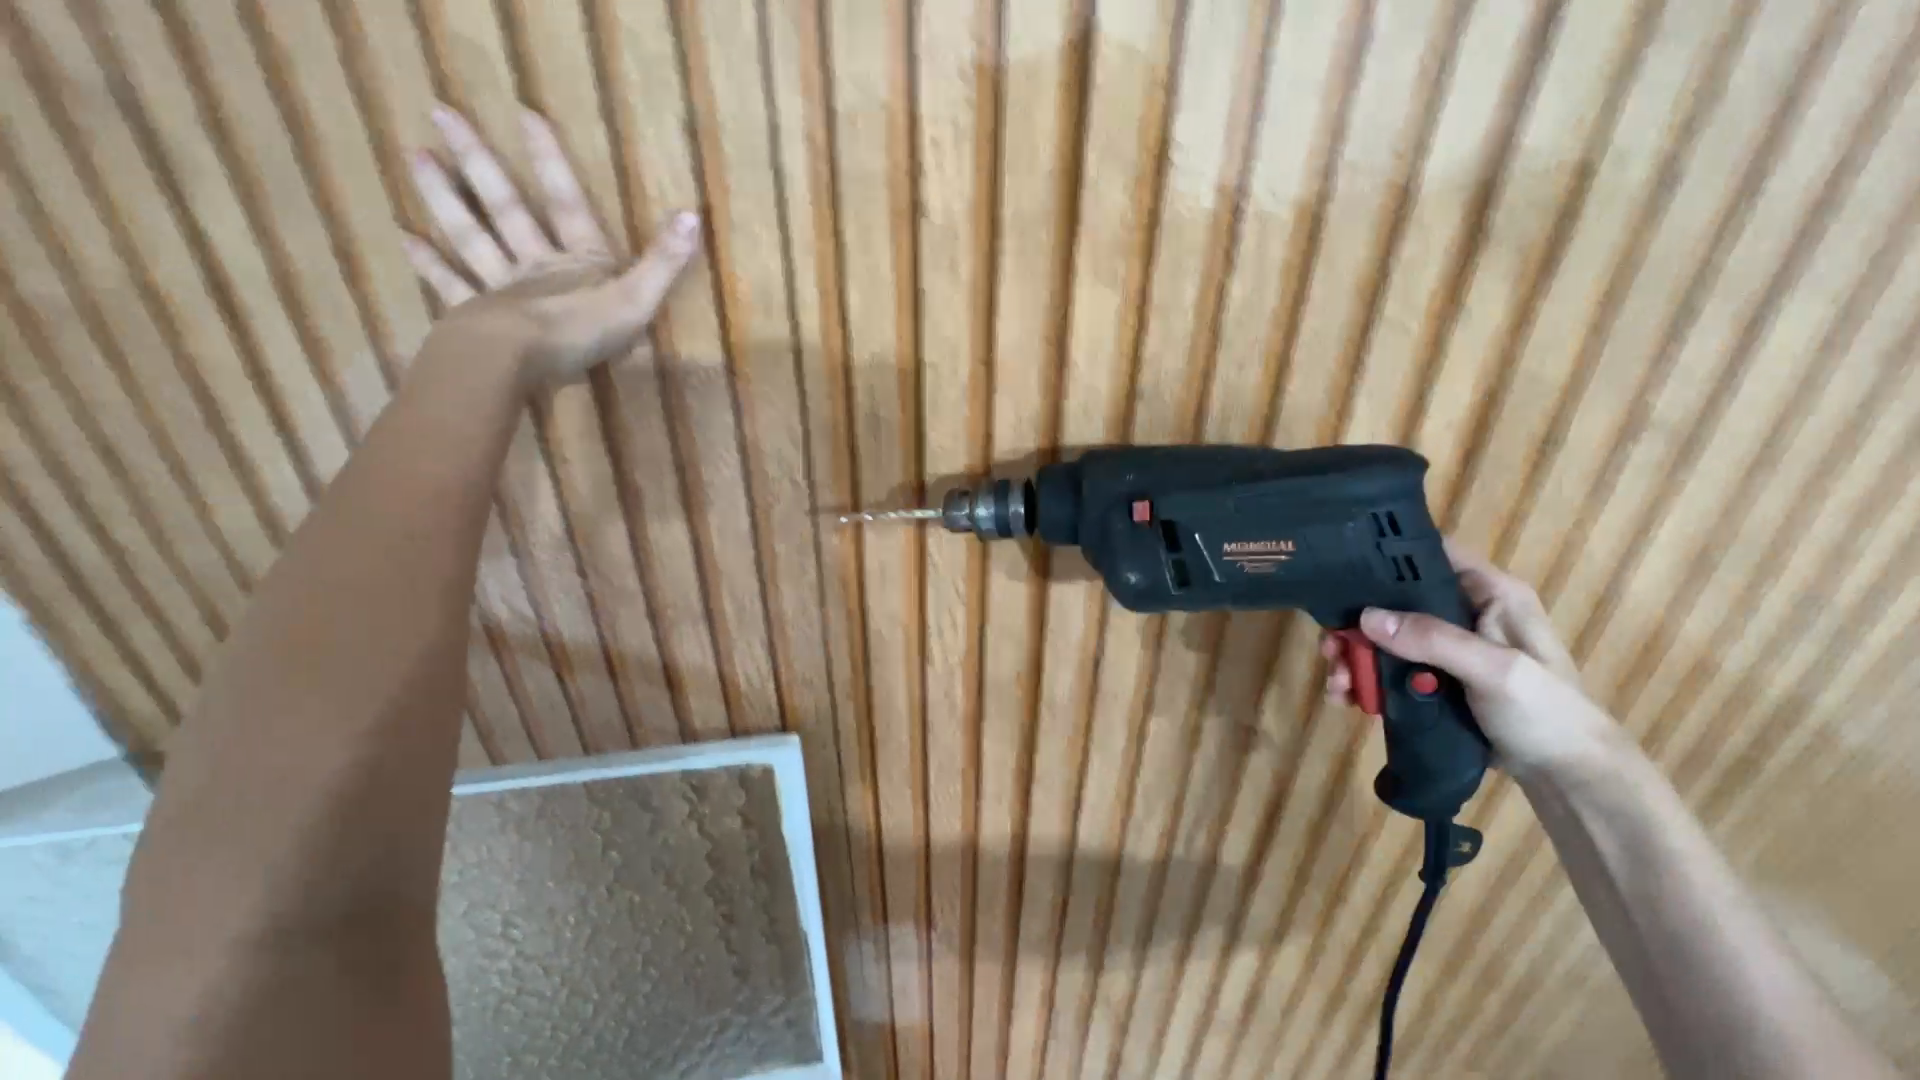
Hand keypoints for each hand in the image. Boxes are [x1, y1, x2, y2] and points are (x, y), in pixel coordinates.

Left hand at [401, 105, 699, 385]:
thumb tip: (693, 214)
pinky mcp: (475, 316)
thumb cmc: (579, 333)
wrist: (517, 364)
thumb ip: (664, 261)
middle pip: (505, 206)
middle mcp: (534, 265)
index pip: (567, 202)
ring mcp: (499, 288)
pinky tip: (404, 237)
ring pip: (470, 235)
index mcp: (576, 262)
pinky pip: (449, 283)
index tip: (524, 112)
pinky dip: (428, 262)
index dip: (551, 160)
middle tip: (440, 111)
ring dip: (444, 196)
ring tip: (414, 155)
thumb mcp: (637, 301)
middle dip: (478, 159)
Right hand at [1320, 540, 1624, 776]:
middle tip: (1331, 649)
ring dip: (1355, 658)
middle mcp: (1464, 613)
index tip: (1341, 574)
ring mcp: (1447, 650)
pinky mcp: (1434, 681)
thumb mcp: (1496, 671)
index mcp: (1489, 594)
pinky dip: (1365, 681)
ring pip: (1385, 639)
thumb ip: (1434, 640)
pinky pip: (1389, 671)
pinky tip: (1347, 698)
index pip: (1431, 555)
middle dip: (1356, 624)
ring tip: (1338, 685)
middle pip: (1395, 602)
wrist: (1568, 776)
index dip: (1385, 557)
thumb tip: (1366, 617)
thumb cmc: (1547, 713)